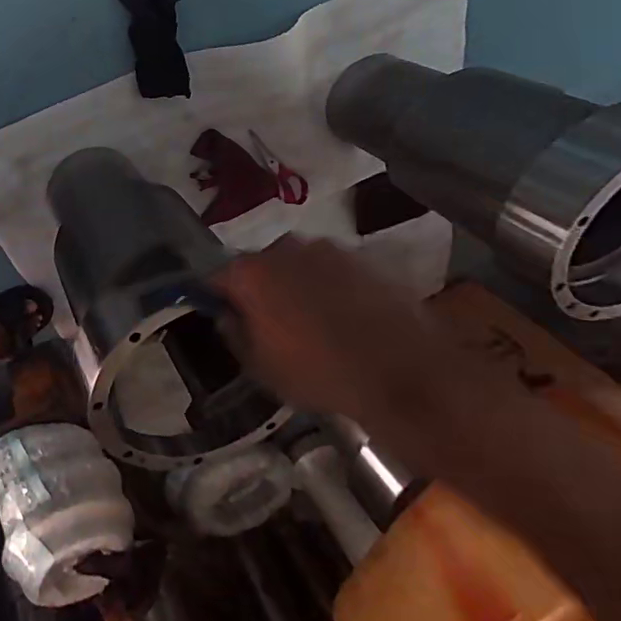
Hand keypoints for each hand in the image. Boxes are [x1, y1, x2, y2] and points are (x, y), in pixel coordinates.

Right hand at [208, 235, 435, 417]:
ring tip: (316, 321)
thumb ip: (234, 335)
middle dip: (263, 289)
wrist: (402, 371)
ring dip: (299, 284)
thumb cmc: (319, 372)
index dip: (220, 297)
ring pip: (299, 265)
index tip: (228, 316)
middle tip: (274, 323)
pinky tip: (346, 317)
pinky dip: (333, 286)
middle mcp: (284, 248)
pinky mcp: (362, 257)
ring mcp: (327, 248)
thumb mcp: (261, 368)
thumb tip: (228, 317)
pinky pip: (333, 270)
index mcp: (251, 273)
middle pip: (260, 266)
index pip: (218, 277)